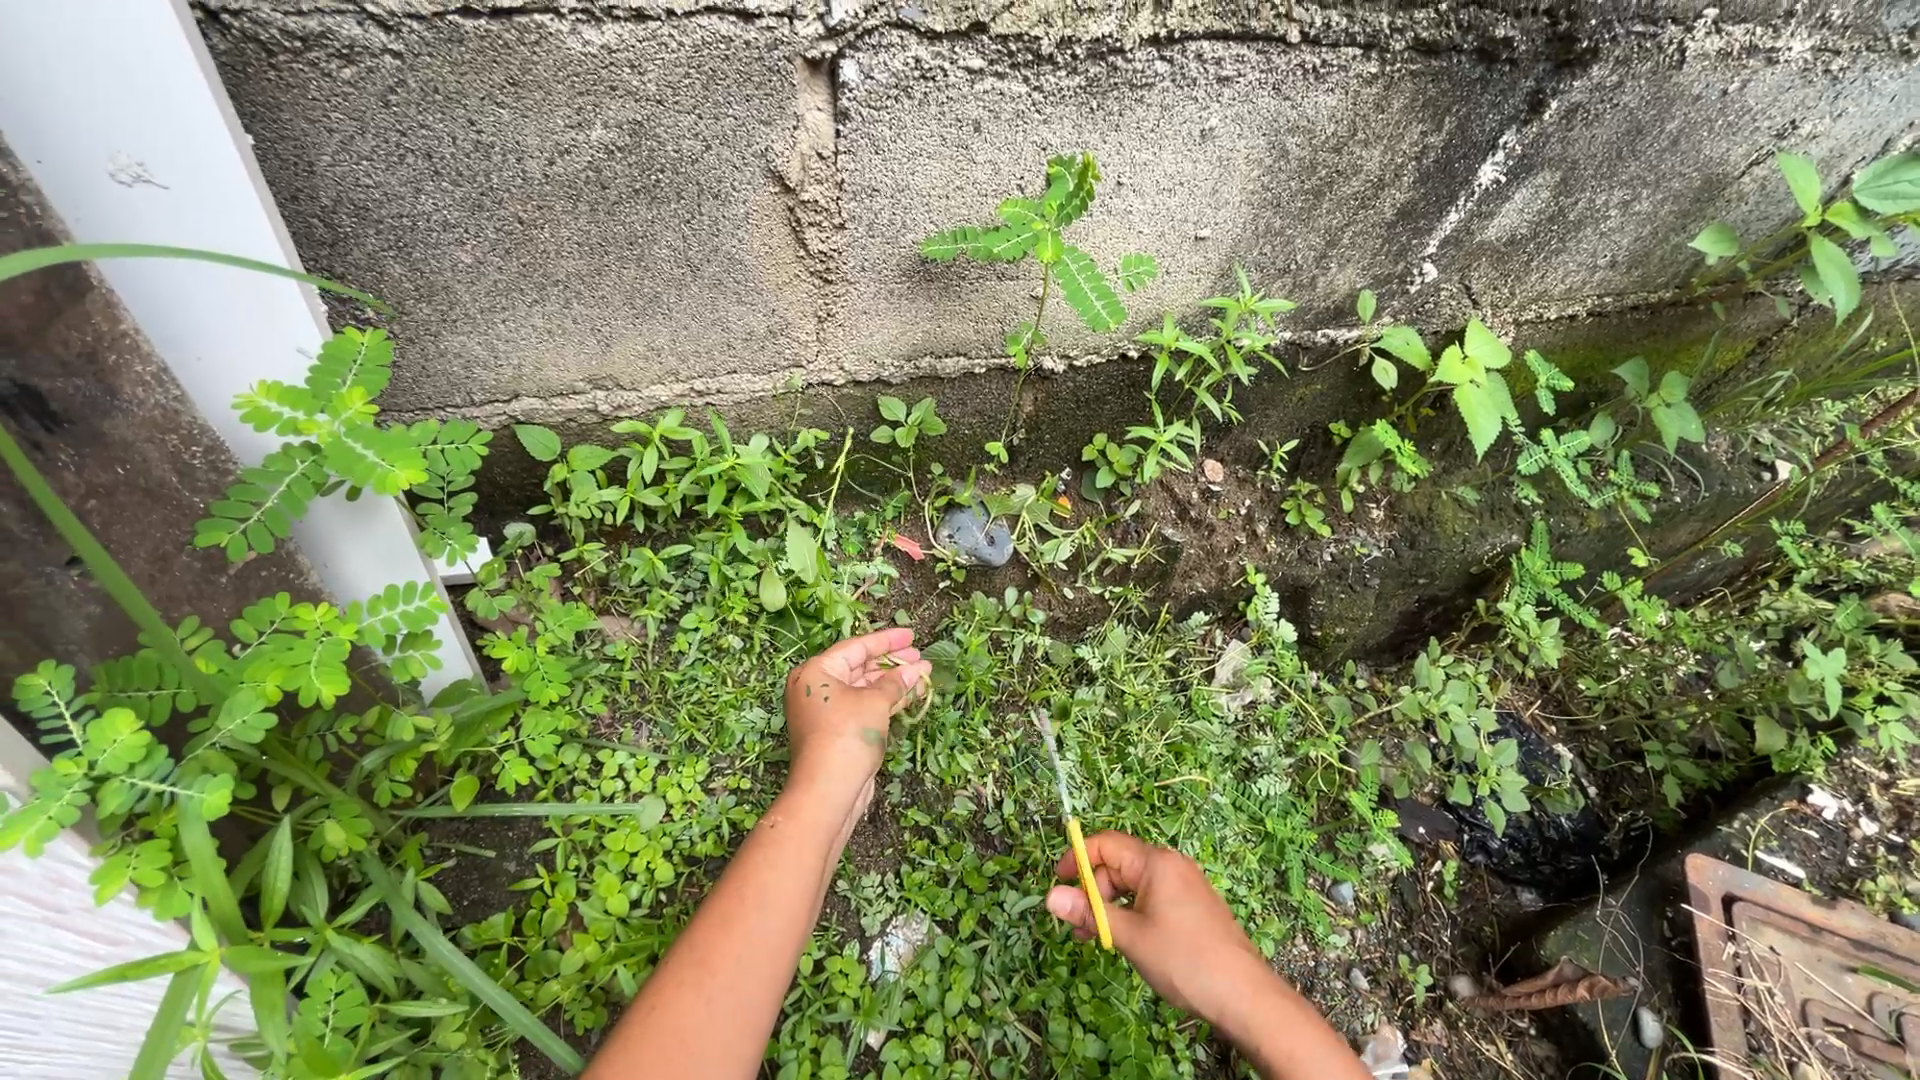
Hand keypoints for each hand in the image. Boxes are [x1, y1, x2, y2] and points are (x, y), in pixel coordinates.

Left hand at [782, 628, 929, 809]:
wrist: (828, 791)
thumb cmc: (846, 735)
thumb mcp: (874, 702)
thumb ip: (896, 682)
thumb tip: (916, 669)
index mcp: (816, 671)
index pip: (856, 647)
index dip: (887, 641)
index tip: (911, 635)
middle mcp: (817, 688)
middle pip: (860, 667)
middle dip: (893, 663)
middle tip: (920, 656)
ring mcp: (827, 711)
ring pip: (865, 689)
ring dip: (894, 682)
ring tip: (924, 674)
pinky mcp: (838, 732)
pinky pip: (866, 707)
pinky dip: (887, 701)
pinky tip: (912, 695)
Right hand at [1046, 831, 1275, 1029]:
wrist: (1246, 996)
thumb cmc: (1183, 960)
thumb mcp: (1129, 936)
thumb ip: (1090, 913)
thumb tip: (1051, 896)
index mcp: (1155, 862)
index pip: (1105, 843)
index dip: (1077, 859)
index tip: (1059, 884)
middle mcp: (1171, 865)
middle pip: (1119, 864)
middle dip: (1094, 890)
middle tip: (1080, 926)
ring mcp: (1185, 885)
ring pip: (1134, 885)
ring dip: (1111, 906)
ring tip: (1098, 940)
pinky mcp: (1193, 906)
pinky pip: (1152, 898)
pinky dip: (1132, 913)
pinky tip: (1128, 940)